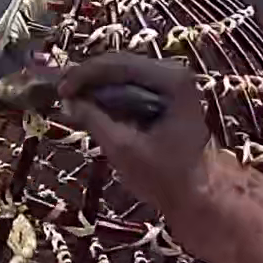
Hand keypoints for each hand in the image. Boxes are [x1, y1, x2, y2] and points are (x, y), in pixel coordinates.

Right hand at [58, 53, 210, 218]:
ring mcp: (172, 83)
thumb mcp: (123, 149)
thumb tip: (68, 102)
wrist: (201, 199)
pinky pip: (131, 83)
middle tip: (62, 93)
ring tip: (71, 97)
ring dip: (95, 83)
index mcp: (171, 80)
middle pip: (120, 63)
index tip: (61, 91)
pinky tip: (90, 102)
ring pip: (123, 71)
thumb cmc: (166, 177)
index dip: (84, 74)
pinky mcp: (168, 95)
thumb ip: (94, 119)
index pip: (117, 64)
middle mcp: (173, 73)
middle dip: (87, 77)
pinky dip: (108, 91)